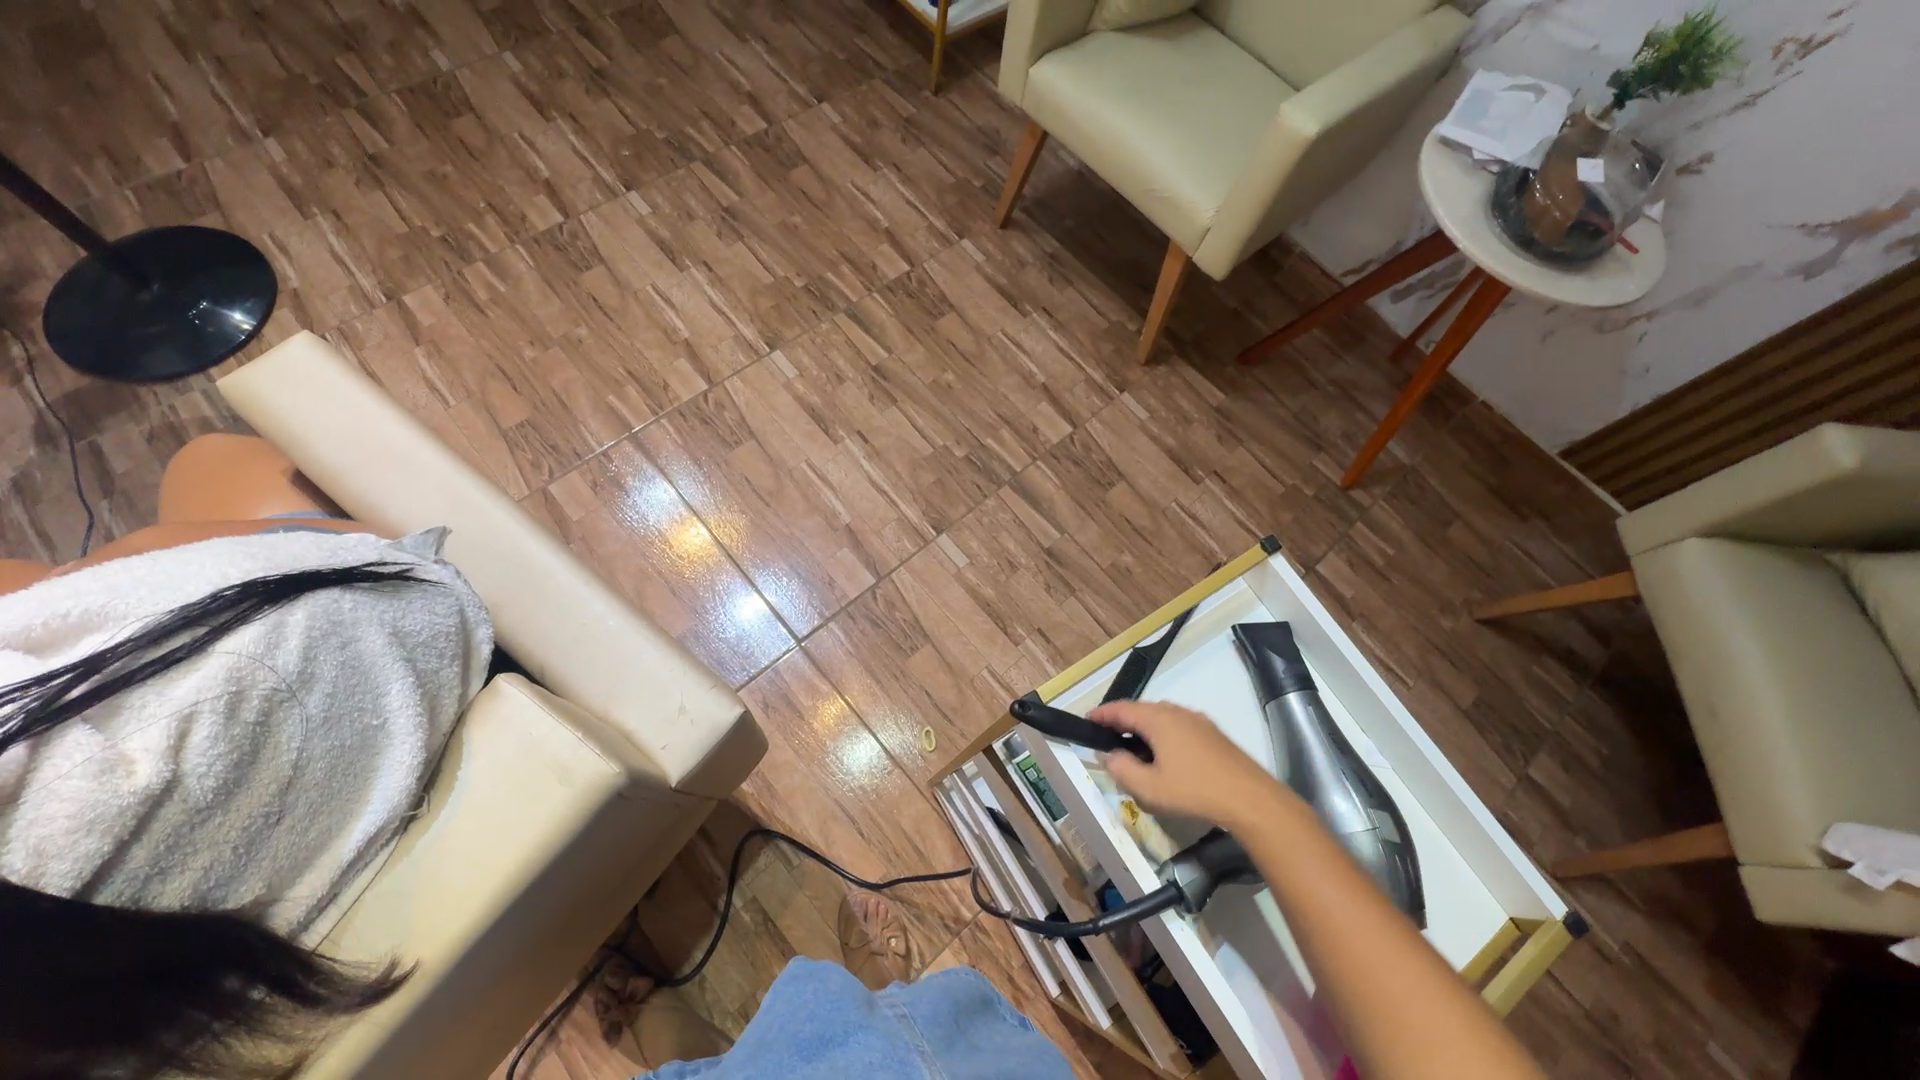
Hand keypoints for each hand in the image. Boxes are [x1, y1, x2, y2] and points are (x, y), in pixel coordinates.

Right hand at [1088, 701, 1292, 828]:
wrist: (1249, 798)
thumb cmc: (1194, 791)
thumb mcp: (1149, 788)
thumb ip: (1122, 769)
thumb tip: (1109, 755)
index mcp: (1158, 719)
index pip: (1121, 708)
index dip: (1101, 714)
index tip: (1086, 721)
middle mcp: (1177, 712)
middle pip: (1141, 710)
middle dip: (1121, 721)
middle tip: (1106, 737)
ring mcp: (1198, 721)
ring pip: (1161, 717)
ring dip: (1143, 727)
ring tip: (1132, 748)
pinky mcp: (1212, 733)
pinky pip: (1177, 725)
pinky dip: (1161, 733)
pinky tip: (1163, 755)